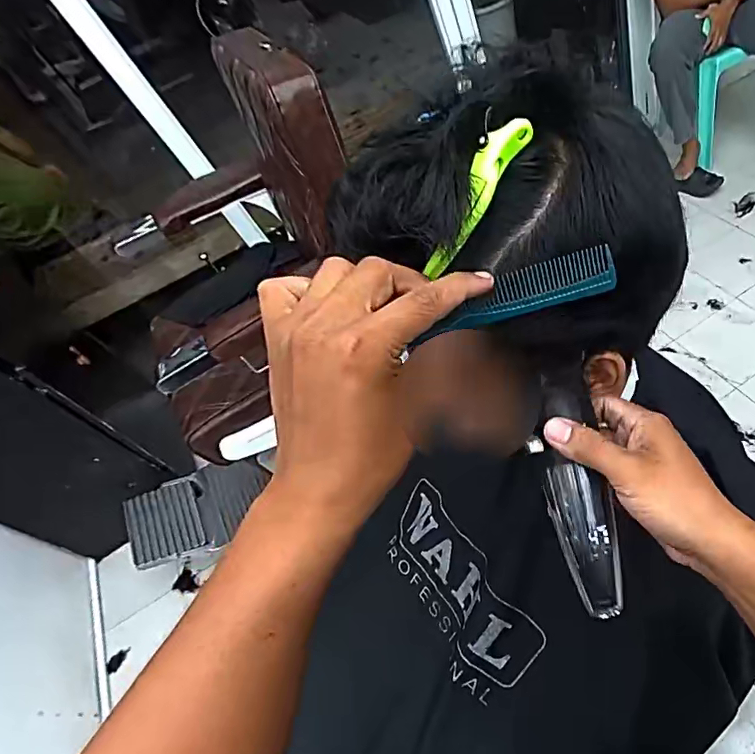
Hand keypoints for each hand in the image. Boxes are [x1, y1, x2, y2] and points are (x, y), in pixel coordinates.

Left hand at [256, 257, 492, 522]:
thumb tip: (452, 326)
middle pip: (378, 271)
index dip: (459, 288)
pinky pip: (289, 286)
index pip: (423, 300)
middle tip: (432, 306)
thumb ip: (436, 354)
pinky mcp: (278, 337)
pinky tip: (337, 309)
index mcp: (364, 347)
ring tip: (387, 307)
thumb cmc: (366, 457)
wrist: (321, 484)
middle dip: (415, 285)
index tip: (476, 283)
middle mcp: (324, 330)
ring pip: (338, 269)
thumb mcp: (419, 403)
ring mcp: (296, 330)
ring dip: (370, 282)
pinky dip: (316, 288)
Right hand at [542, 397, 754, 569]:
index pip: (605, 402)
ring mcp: (647, 463)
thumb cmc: (681, 502)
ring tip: (574, 473)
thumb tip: (557, 427)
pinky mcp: (645, 486)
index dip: (578, 411)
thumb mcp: (625, 469)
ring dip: (592, 462)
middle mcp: (648, 440)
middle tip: (558, 452)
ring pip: (608, 454)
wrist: (705, 538)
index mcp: (648, 424)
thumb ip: (589, 447)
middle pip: (603, 428)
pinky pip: (616, 475)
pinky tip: (593, 490)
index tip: (553, 425)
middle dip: (581, 439)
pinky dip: (603, 481)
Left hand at [703, 0, 737, 52]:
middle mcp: (719, 29)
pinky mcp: (726, 30)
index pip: (710, 37)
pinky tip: (719, 46)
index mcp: (715, 25)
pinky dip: (721, 44)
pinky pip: (723, 39)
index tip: (704, 49)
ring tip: (713, 52)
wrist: (729, 5)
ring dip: (716, 48)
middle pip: (715, 42)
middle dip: (711, 49)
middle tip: (707, 54)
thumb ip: (703, 14)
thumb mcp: (710, 10)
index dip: (707, 44)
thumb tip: (696, 16)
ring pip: (720, 42)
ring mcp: (723, 30)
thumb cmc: (719, 7)